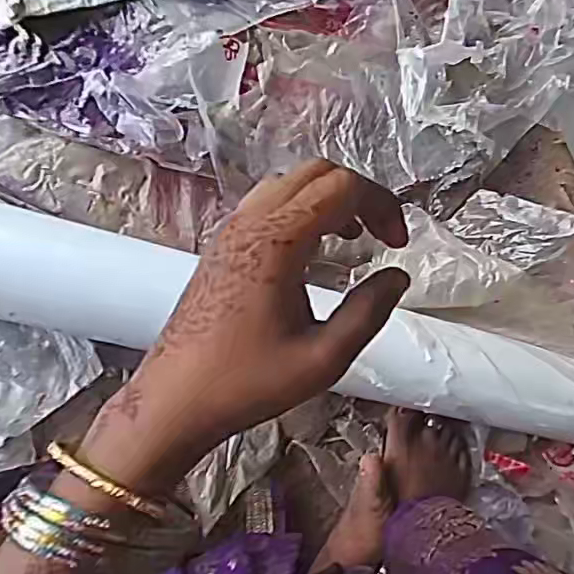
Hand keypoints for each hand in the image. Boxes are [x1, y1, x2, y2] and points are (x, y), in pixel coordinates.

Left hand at [77, 161, 410, 494]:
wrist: (176, 399)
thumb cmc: (246, 382)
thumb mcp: (324, 358)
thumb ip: (369, 312)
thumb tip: (397, 278)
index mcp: (276, 242)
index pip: (341, 187)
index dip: (381, 205)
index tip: (397, 243)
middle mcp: (250, 225)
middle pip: (317, 174)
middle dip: (361, 195)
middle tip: (383, 235)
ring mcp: (232, 232)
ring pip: (292, 184)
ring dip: (332, 201)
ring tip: (356, 239)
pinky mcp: (223, 247)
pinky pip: (271, 205)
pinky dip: (306, 212)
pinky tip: (318, 252)